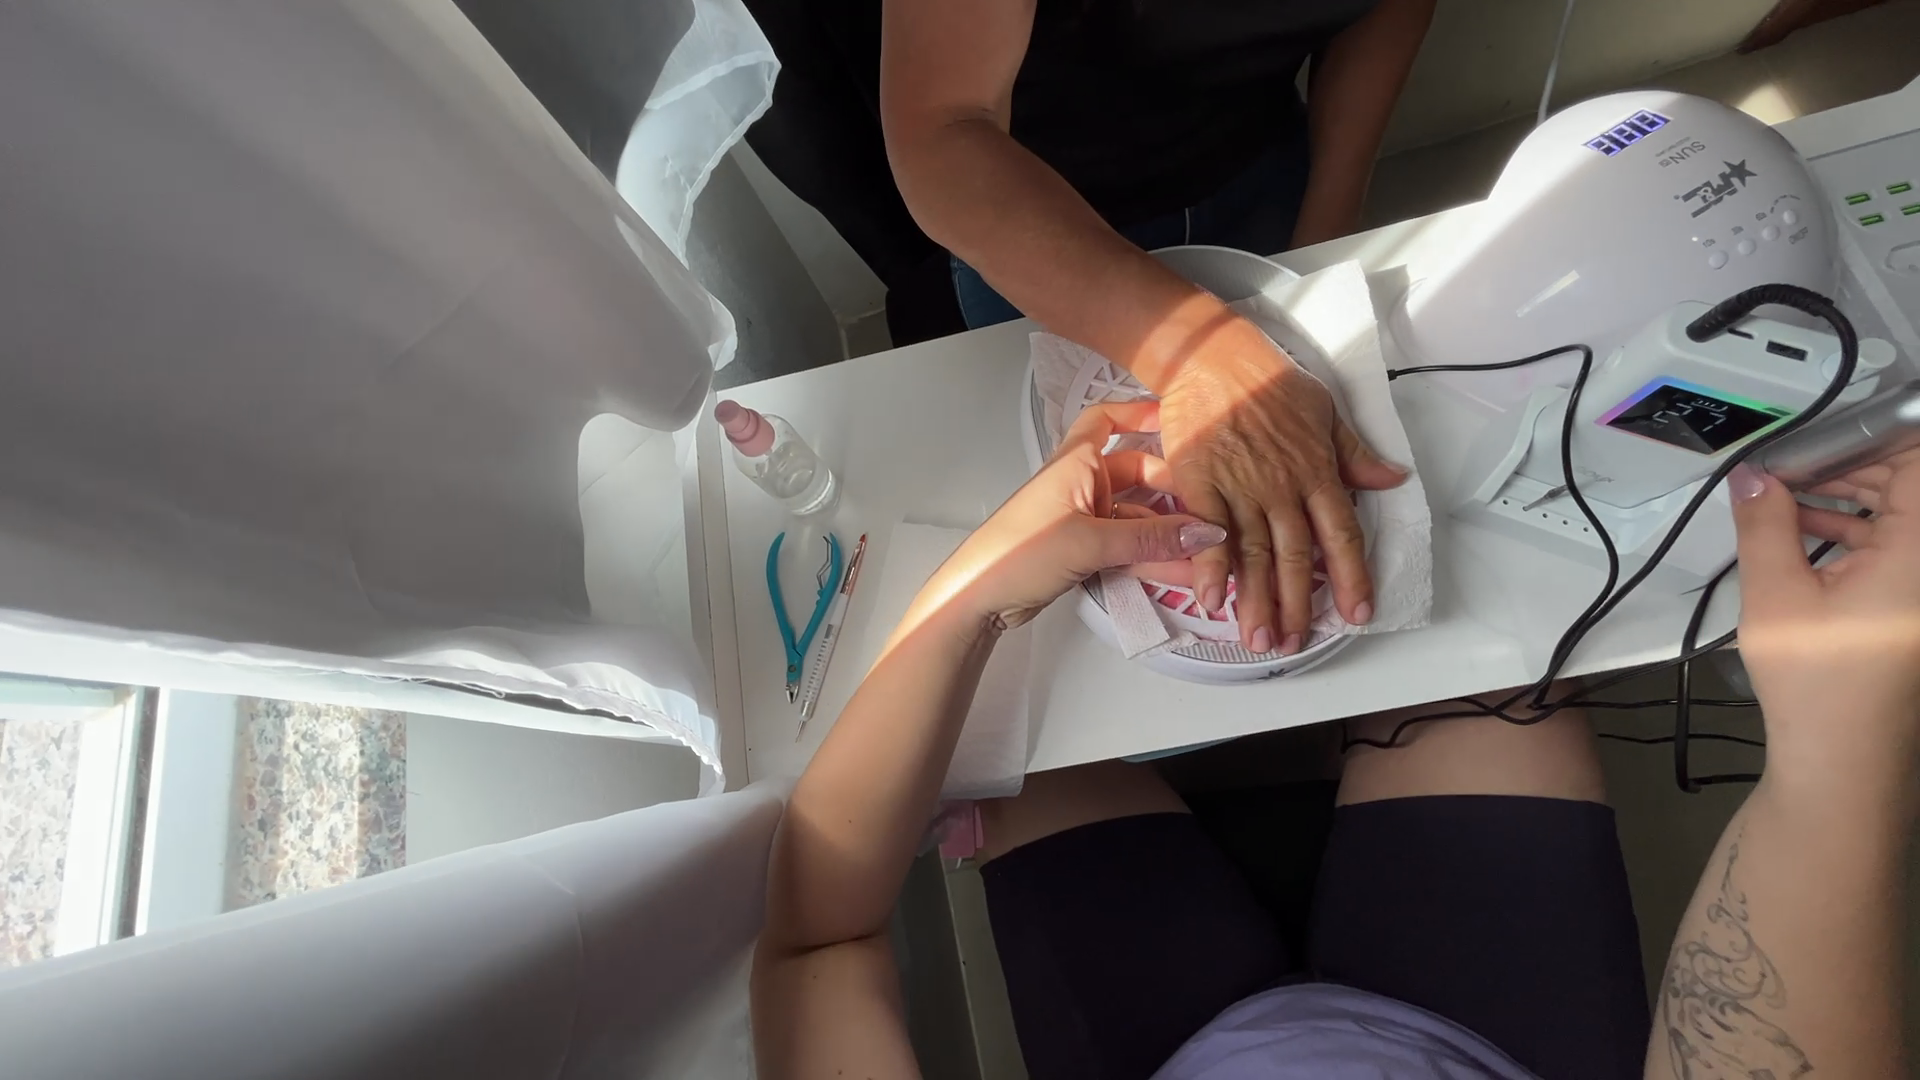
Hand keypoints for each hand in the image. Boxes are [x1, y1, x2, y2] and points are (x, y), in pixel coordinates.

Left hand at [915, 402, 1226, 634]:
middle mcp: (1081, 482)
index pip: (1108, 419)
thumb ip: (1149, 539)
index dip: (1141, 413)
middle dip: (1177, 495)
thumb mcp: (1088, 542)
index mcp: (1076, 462)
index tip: (1179, 418)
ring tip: (1211, 554)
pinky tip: (1184, 573)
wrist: (978, 598)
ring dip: (1170, 535)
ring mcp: (1083, 517)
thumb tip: (1205, 534)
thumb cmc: (1015, 554)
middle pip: (1141, 475)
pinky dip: (1153, 557)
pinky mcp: (1084, 549)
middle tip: (1215, 513)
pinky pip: (1129, 545)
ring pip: (1139, 517)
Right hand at [1155, 316, 1405, 654]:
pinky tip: (1209, 600)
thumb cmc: (1268, 382)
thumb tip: (1391, 480)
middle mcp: (1282, 487)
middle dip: (1296, 604)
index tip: (1356, 613)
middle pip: (1293, 556)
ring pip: (1253, 553)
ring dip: (1256, 600)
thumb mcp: (1326, 412)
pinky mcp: (1200, 483)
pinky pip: (1208, 533)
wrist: (1214, 359)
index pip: (1341, 535)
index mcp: (1317, 471)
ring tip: (1258, 638)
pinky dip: (1209, 567)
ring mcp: (1240, 487)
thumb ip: (1353, 453)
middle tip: (1294, 643)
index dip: (1350, 577)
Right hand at [1730, 454, 1919, 793]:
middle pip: (1915, 488)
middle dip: (1854, 467)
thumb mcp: (1776, 593)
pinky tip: (1801, 531)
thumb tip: (1751, 476)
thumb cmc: (1815, 672)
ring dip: (1851, 497)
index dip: (1875, 443)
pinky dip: (1856, 528)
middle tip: (1784, 467)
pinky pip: (1898, 543)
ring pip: (1905, 515)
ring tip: (1781, 497)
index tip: (1811, 441)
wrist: (1845, 744)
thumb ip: (1765, 527)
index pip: (1919, 469)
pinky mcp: (1917, 601)